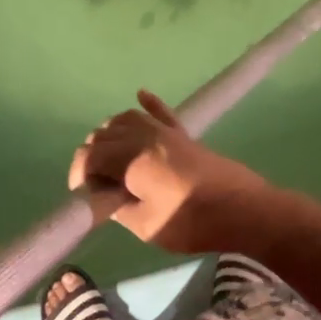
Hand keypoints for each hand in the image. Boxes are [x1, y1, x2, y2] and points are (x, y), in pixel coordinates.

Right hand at [69, 90, 273, 254]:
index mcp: (130, 159)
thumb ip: (117, 207)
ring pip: (126, 120)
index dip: (79, 174)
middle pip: (103, 136)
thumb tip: (102, 197)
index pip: (89, 156)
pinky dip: (149, 103)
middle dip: (92, 157)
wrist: (241, 209)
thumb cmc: (191, 222)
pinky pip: (162, 112)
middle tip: (96, 185)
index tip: (82, 195)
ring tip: (109, 158)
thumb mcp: (145, 225)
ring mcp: (165, 132)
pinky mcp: (184, 135)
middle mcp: (143, 137)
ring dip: (111, 134)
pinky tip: (141, 94)